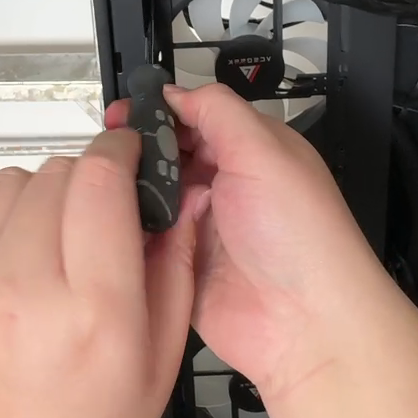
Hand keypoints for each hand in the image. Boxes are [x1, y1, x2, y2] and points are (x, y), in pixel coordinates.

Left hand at [0, 129, 197, 417]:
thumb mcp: (159, 363)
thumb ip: (176, 266)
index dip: (122, 148)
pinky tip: (18, 258)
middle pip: (61, 171)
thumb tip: (183, 193)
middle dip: (91, 178)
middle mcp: (21, 287)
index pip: (102, 180)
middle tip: (102, 216)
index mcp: (92, 311)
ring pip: (17, 180)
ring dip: (47, 194)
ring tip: (57, 242)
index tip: (133, 148)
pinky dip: (6, 215)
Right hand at [107, 83, 392, 402]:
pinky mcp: (186, 267)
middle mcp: (228, 188)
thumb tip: (176, 92)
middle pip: (170, 157)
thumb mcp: (263, 151)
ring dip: (136, 194)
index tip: (123, 113)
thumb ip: (218, 111)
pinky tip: (120, 226)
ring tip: (118, 191)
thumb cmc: (303, 238)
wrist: (306, 325)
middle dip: (140, 153)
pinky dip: (134, 234)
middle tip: (111, 152)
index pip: (196, 117)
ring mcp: (206, 229)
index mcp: (252, 152)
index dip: (160, 113)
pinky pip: (148, 242)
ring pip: (153, 198)